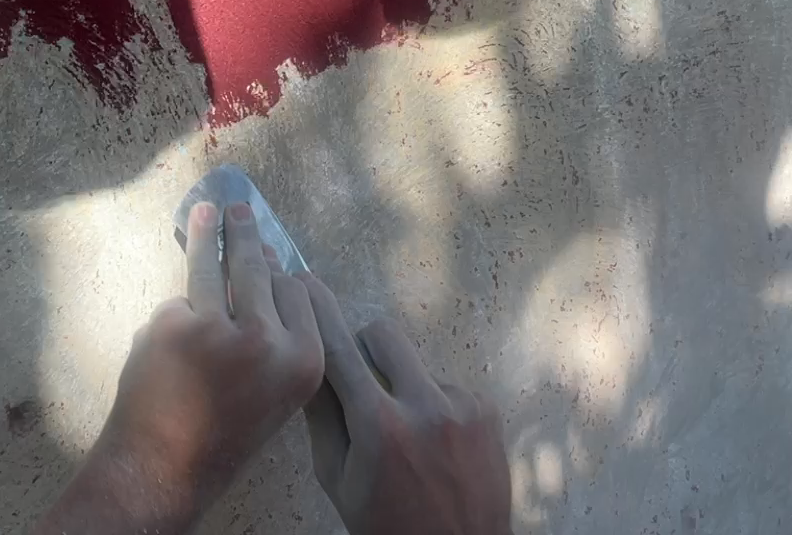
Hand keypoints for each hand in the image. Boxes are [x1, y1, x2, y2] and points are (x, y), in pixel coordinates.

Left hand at [33, 202, 323, 533]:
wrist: (163, 468)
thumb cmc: (225, 432)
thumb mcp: (274, 391)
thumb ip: (280, 336)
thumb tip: (265, 266)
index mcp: (304, 361)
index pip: (298, 291)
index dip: (281, 270)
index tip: (274, 251)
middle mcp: (267, 340)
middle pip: (259, 268)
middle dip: (246, 233)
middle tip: (240, 208)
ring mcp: (217, 328)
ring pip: (214, 266)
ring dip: (208, 231)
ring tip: (207, 209)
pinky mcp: (174, 323)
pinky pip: (180, 301)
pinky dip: (177, 313)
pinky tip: (173, 328)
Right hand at [303, 277, 511, 534]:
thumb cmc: (387, 525)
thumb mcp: (339, 481)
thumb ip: (322, 418)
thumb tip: (308, 361)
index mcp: (379, 426)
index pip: (338, 350)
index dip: (319, 312)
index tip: (305, 281)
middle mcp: (423, 406)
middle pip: (381, 333)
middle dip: (365, 348)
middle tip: (365, 382)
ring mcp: (461, 405)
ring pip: (414, 361)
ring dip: (403, 382)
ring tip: (410, 431)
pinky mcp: (486, 409)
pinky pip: (444, 383)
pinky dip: (433, 403)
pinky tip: (438, 442)